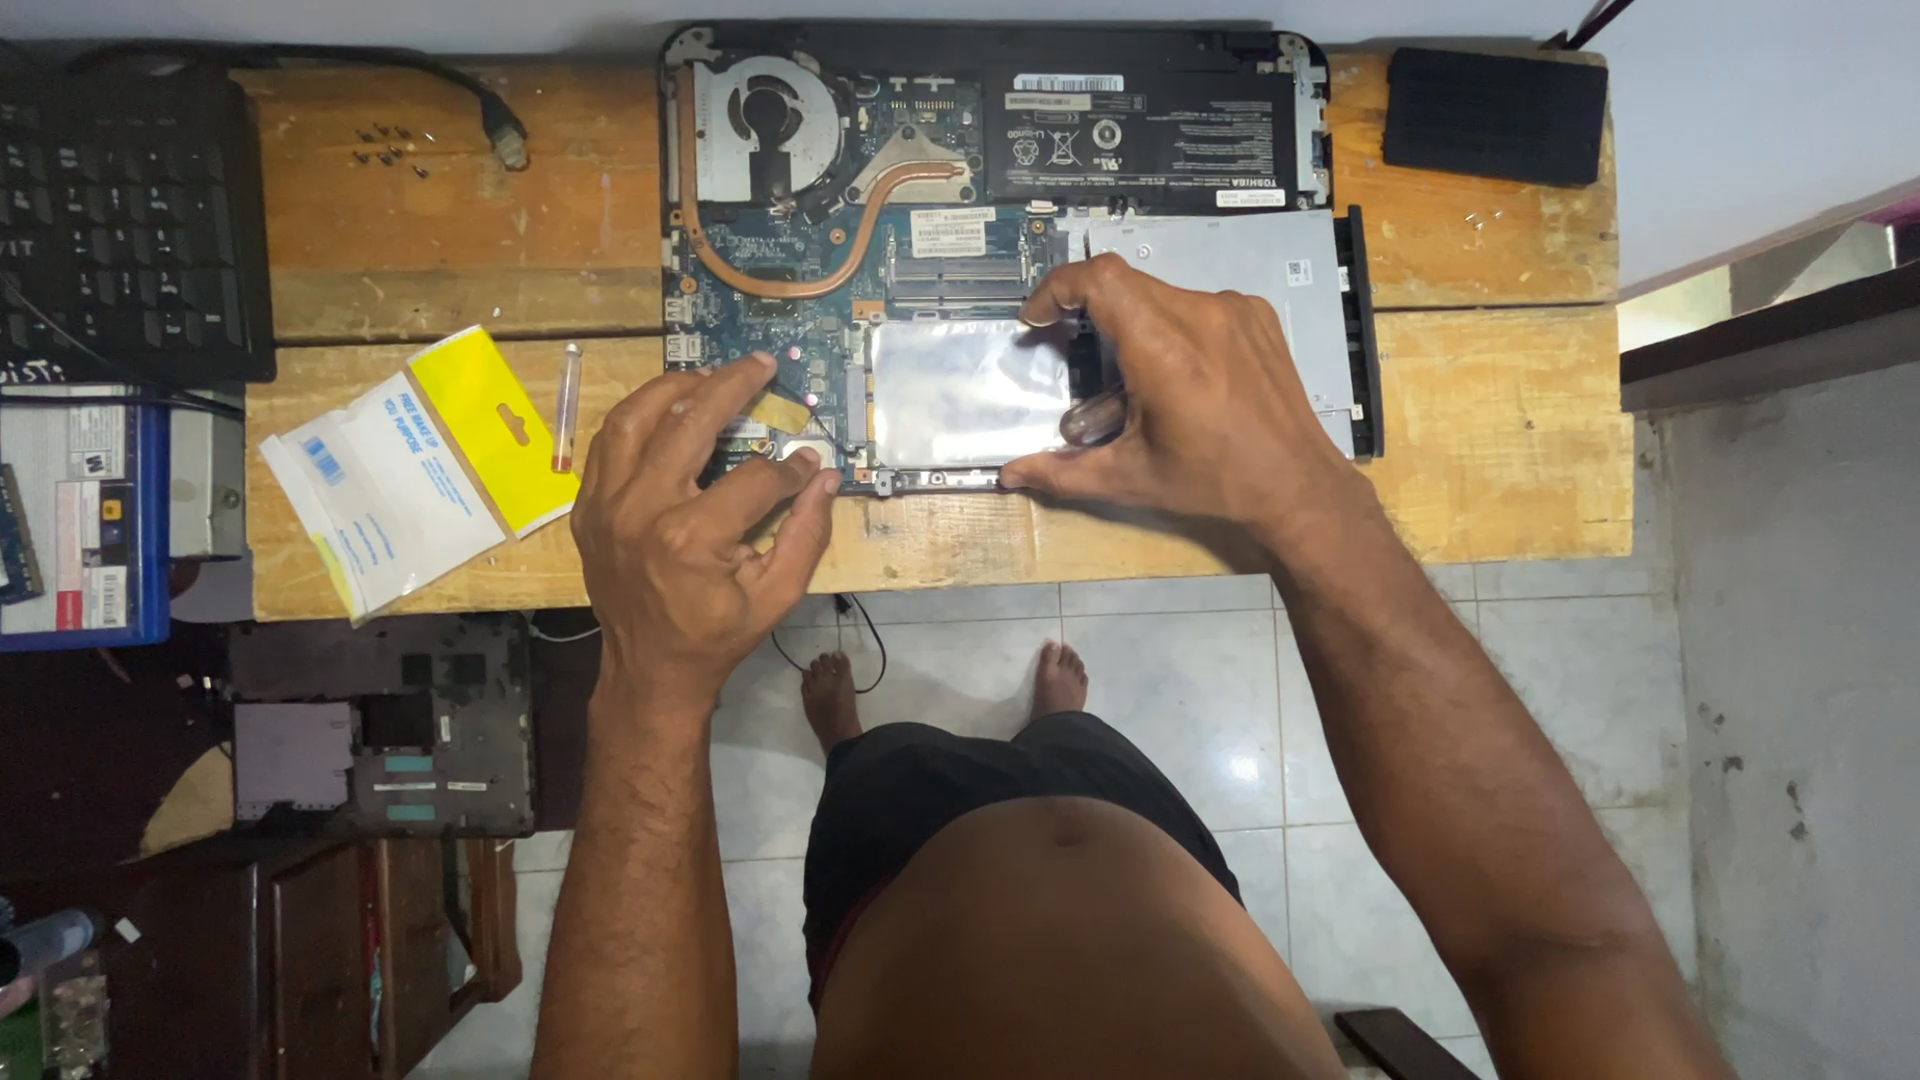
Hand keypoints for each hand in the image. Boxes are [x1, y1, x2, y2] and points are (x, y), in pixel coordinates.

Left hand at [572, 353, 840, 713]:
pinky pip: (608, 444)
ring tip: (709, 375)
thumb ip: (807, 533)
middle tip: (760, 364)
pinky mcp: (588, 509)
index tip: (809, 465)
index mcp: (691, 537)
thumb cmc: (717, 638)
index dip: (790, 468)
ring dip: (674, 388)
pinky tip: (665, 410)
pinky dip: (638, 418)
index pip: (755, 477)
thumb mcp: (778, 595)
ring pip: (634, 419)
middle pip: (689, 422)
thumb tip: (825, 475)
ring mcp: (605, 506)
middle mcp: (640, 509)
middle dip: (732, 387)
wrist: (649, 672)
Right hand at [1001, 253, 1361, 533]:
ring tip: (1125, 373)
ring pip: (1158, 292)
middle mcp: (1200, 315)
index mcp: (1164, 351)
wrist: (1296, 484)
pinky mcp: (1254, 314)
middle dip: (1086, 308)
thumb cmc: (1210, 483)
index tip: (1039, 319)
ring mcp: (1233, 309)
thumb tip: (1010, 474)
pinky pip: (1194, 303)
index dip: (1057, 287)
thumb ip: (1062, 473)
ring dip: (1127, 320)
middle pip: (1123, 283)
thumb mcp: (1129, 479)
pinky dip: (1167, 325)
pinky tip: (1173, 370)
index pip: (1100, 279)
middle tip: (1068, 343)